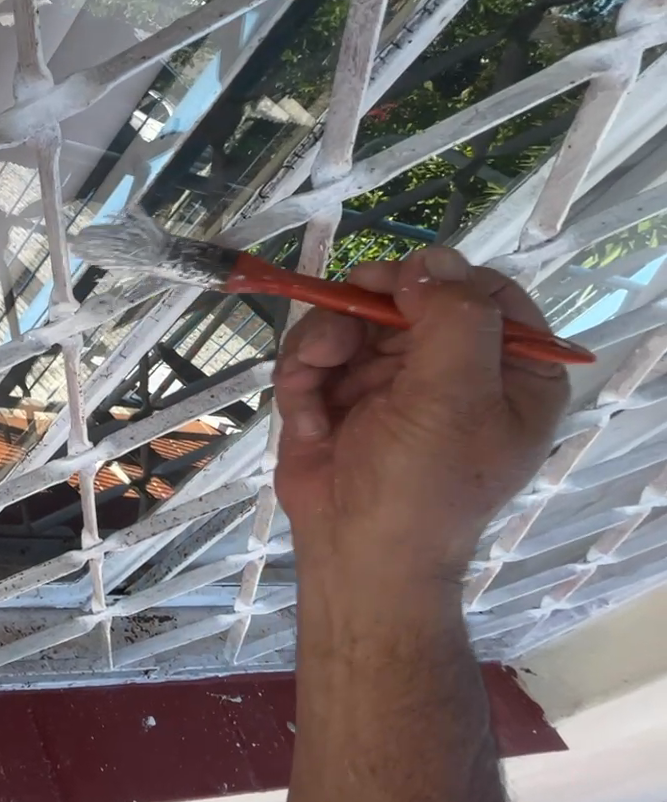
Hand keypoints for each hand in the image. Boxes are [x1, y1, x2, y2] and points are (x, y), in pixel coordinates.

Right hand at [273, 247, 568, 608]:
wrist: (355, 543)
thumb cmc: (423, 480)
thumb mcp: (454, 398)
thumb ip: (451, 321)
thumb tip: (430, 258)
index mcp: (504, 369)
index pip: (479, 294)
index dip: (430, 281)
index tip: (387, 286)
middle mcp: (442, 369)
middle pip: (395, 305)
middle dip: (356, 317)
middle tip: (334, 336)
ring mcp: (381, 383)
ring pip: (341, 327)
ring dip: (317, 347)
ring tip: (308, 379)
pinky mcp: (328, 397)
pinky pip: (306, 362)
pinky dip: (297, 380)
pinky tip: (305, 414)